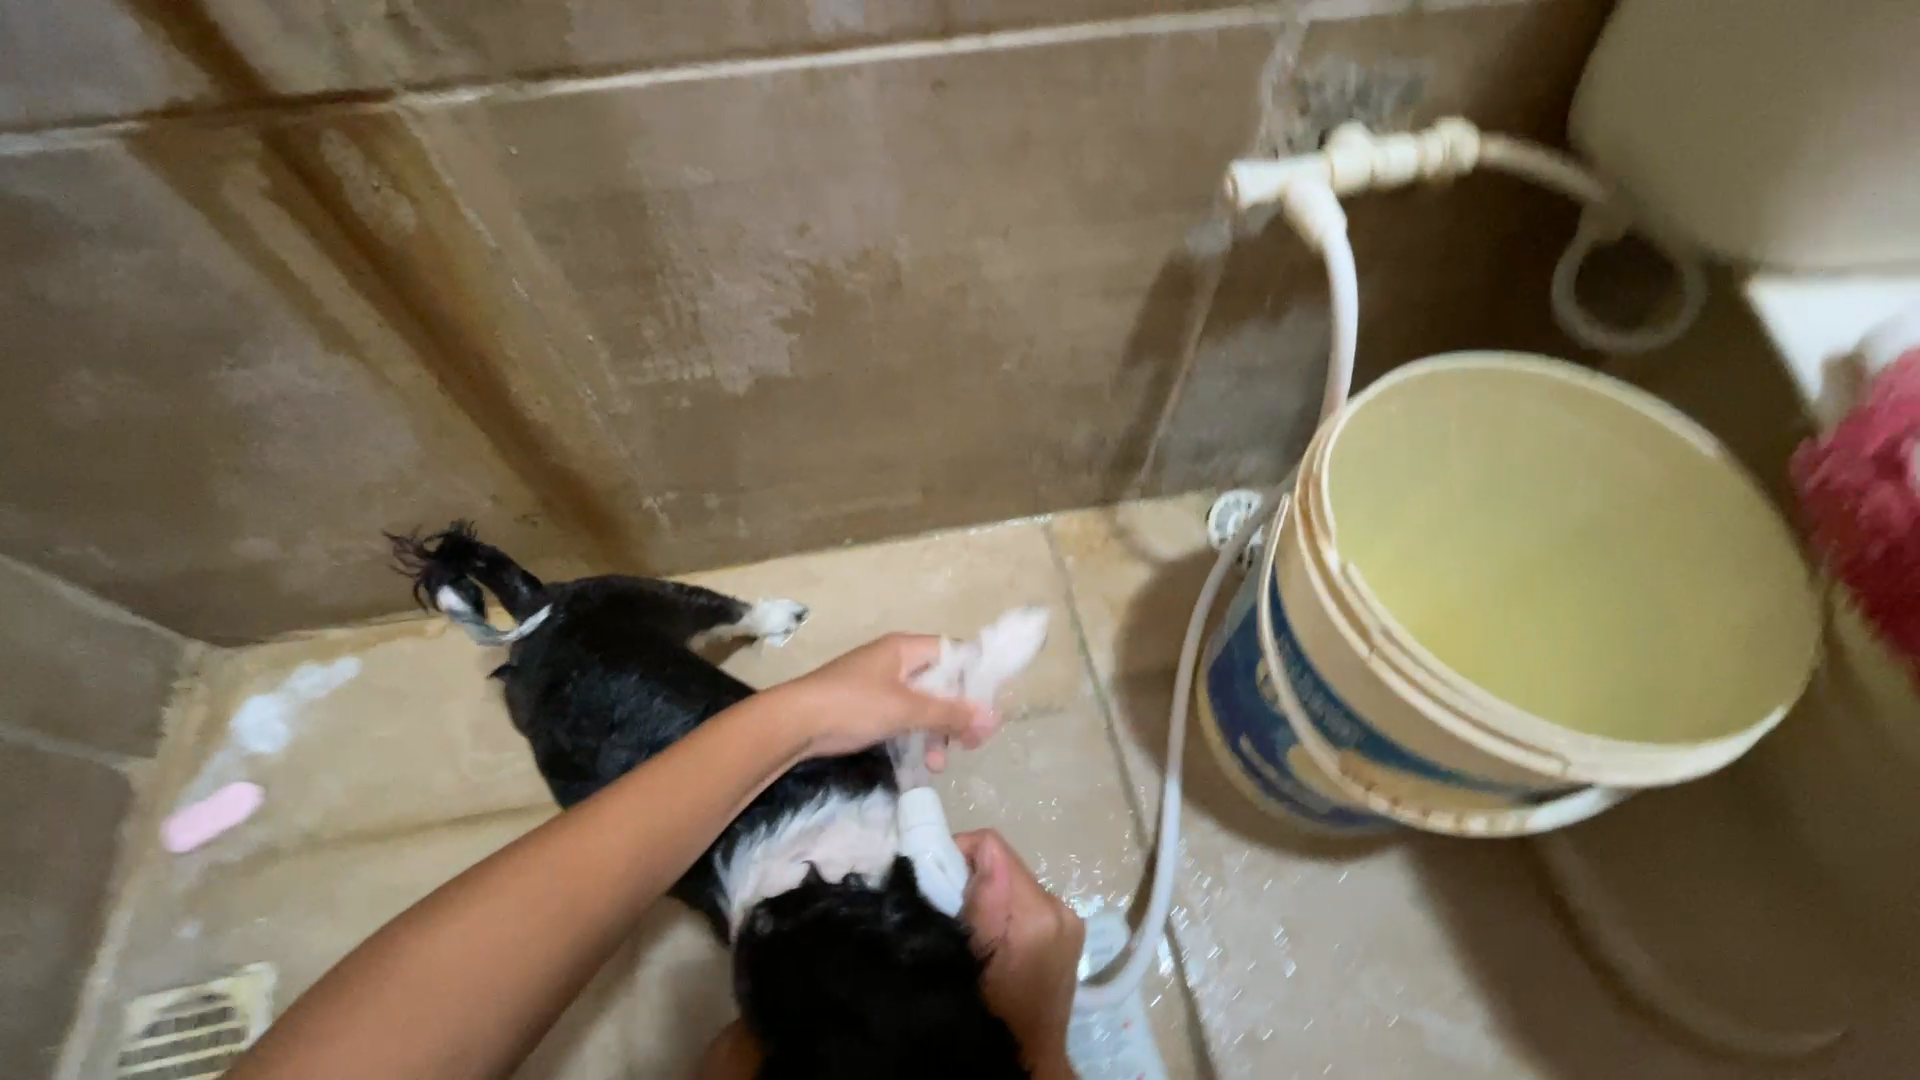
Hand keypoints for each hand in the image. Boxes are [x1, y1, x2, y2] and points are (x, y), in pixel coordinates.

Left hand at [772, 634, 998, 760]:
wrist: (794, 723)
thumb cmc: (853, 705)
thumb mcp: (907, 709)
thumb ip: (950, 713)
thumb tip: (993, 717)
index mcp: (906, 648)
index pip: (955, 653)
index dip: (976, 677)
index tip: (992, 707)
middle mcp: (896, 661)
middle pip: (942, 682)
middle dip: (959, 713)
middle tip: (974, 741)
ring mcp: (881, 684)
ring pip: (924, 705)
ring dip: (938, 732)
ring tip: (942, 762)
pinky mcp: (869, 707)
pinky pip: (905, 717)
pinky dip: (917, 736)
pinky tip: (924, 763)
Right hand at [956, 830, 1082, 1076]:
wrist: (1029, 1063)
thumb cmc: (989, 1016)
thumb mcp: (963, 958)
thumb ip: (969, 902)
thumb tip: (954, 852)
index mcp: (1036, 912)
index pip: (992, 847)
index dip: (957, 855)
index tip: (935, 882)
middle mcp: (1060, 906)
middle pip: (1003, 863)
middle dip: (971, 878)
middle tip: (947, 912)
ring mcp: (1068, 918)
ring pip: (1013, 880)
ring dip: (988, 895)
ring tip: (969, 932)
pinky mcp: (1068, 929)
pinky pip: (1026, 900)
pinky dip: (1004, 909)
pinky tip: (993, 942)